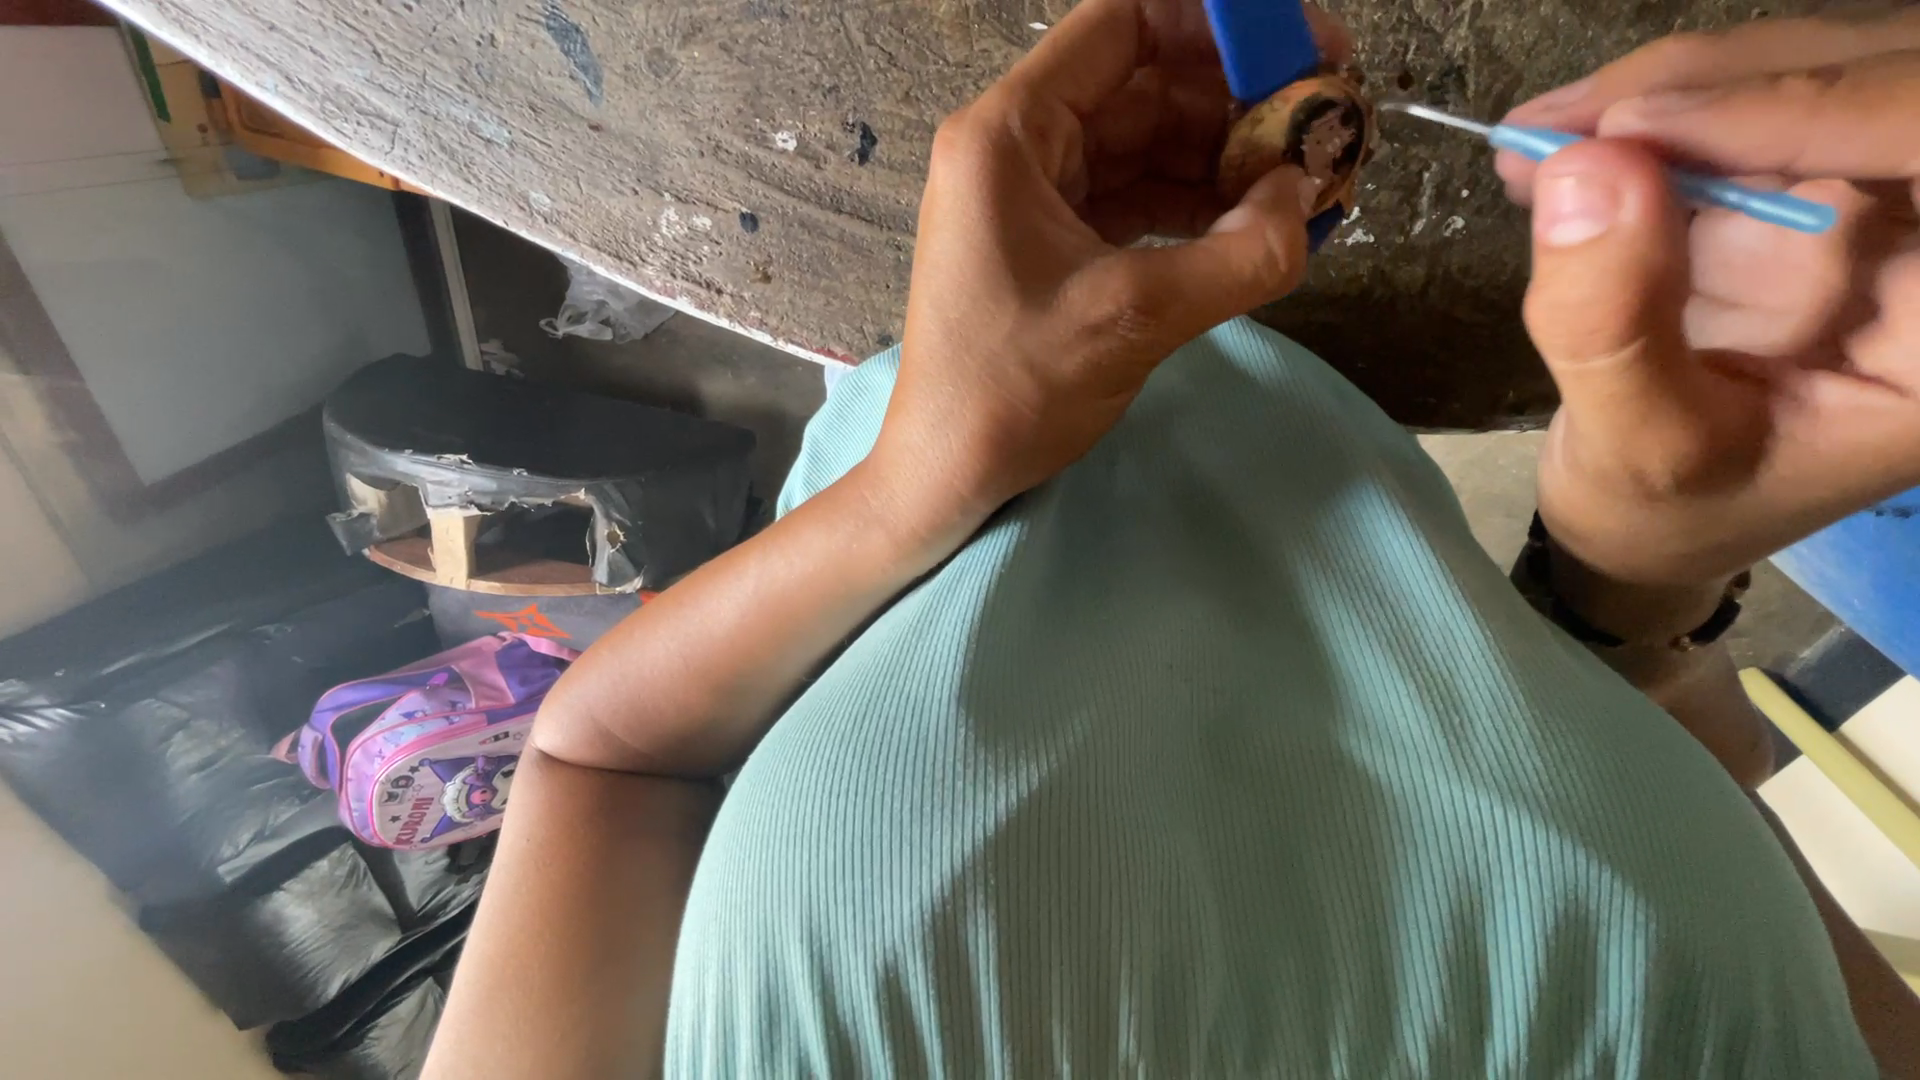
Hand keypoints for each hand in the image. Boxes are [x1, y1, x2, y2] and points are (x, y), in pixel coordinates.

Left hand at [864, 0, 1345, 523]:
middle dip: (1237, 104)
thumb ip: (1237, 255)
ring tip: (1302, 189)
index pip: (1124, 25)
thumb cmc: (1012, 391)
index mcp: (1008, 135)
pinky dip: (1191, 211)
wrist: (948, 471)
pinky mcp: (1050, 247)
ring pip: (1144, 148)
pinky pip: (1132, 203)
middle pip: (1144, 86)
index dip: (1222, 22)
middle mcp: (1015, 151)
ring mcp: (1031, 201)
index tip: (1302, 53)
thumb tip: (1311, 201)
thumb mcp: (1132, 317)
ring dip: (1223, 163)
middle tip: (1323, 132)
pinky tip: (1248, 229)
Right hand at [1493, 12, 1919, 584]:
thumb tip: (1577, 173)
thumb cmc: (1659, 509)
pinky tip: (1558, 145)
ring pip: (1807, 83)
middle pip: (1883, 92)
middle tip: (1556, 123)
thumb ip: (1610, 324)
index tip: (1629, 129)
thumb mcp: (1637, 443)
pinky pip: (1740, 119)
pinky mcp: (1804, 200)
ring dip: (1659, 100)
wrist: (1641, 518)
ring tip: (1537, 136)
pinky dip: (1640, 124)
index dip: (1804, 113)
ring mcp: (1885, 210)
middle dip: (1710, 95)